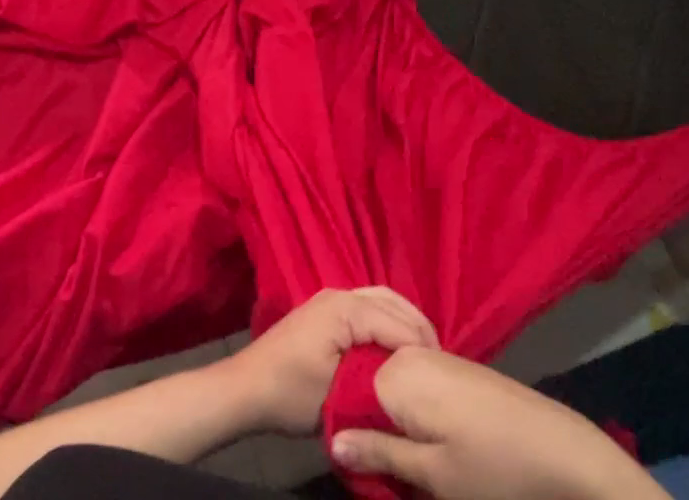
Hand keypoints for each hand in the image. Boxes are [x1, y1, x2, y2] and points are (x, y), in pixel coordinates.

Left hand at [219, 287, 438, 435]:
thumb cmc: (291, 394)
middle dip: (419, 331)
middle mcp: (340, 294)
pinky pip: (369, 307)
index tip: (442, 380)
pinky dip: (389, 322)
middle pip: (395, 303)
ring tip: (423, 359)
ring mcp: (332, 299)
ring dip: (405, 324)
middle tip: (439, 367)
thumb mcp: (339, 391)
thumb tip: (412, 377)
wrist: (247, 390)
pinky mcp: (327, 310)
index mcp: (344, 309)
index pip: (399, 324)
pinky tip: (397, 350)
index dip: (423, 352)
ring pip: (383, 301)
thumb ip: (377, 376)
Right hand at [330, 347, 668, 499]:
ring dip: (399, 425)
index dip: (351, 433)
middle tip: (393, 471)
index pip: (348, 396)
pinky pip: (422, 388)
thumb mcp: (432, 473)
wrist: (570, 455)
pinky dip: (422, 417)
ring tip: (418, 463)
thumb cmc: (496, 467)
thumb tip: (333, 442)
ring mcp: (439, 359)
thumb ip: (379, 452)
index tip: (363, 466)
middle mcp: (412, 354)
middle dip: (376, 428)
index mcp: (396, 373)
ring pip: (397, 391)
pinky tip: (441, 446)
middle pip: (372, 390)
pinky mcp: (462, 370)